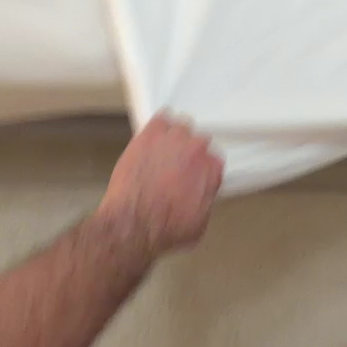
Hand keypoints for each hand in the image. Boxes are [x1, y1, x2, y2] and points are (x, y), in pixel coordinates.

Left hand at [96, 115, 223, 256]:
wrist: (134, 222)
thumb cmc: (166, 228)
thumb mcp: (199, 223)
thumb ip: (206, 199)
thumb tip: (202, 193)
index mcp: (212, 168)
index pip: (213, 161)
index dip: (201, 170)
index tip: (192, 177)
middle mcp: (197, 148)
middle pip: (198, 142)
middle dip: (188, 154)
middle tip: (174, 168)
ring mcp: (173, 138)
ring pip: (180, 127)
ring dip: (174, 139)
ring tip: (162, 152)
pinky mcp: (150, 133)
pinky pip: (161, 118)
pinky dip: (159, 125)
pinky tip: (153, 136)